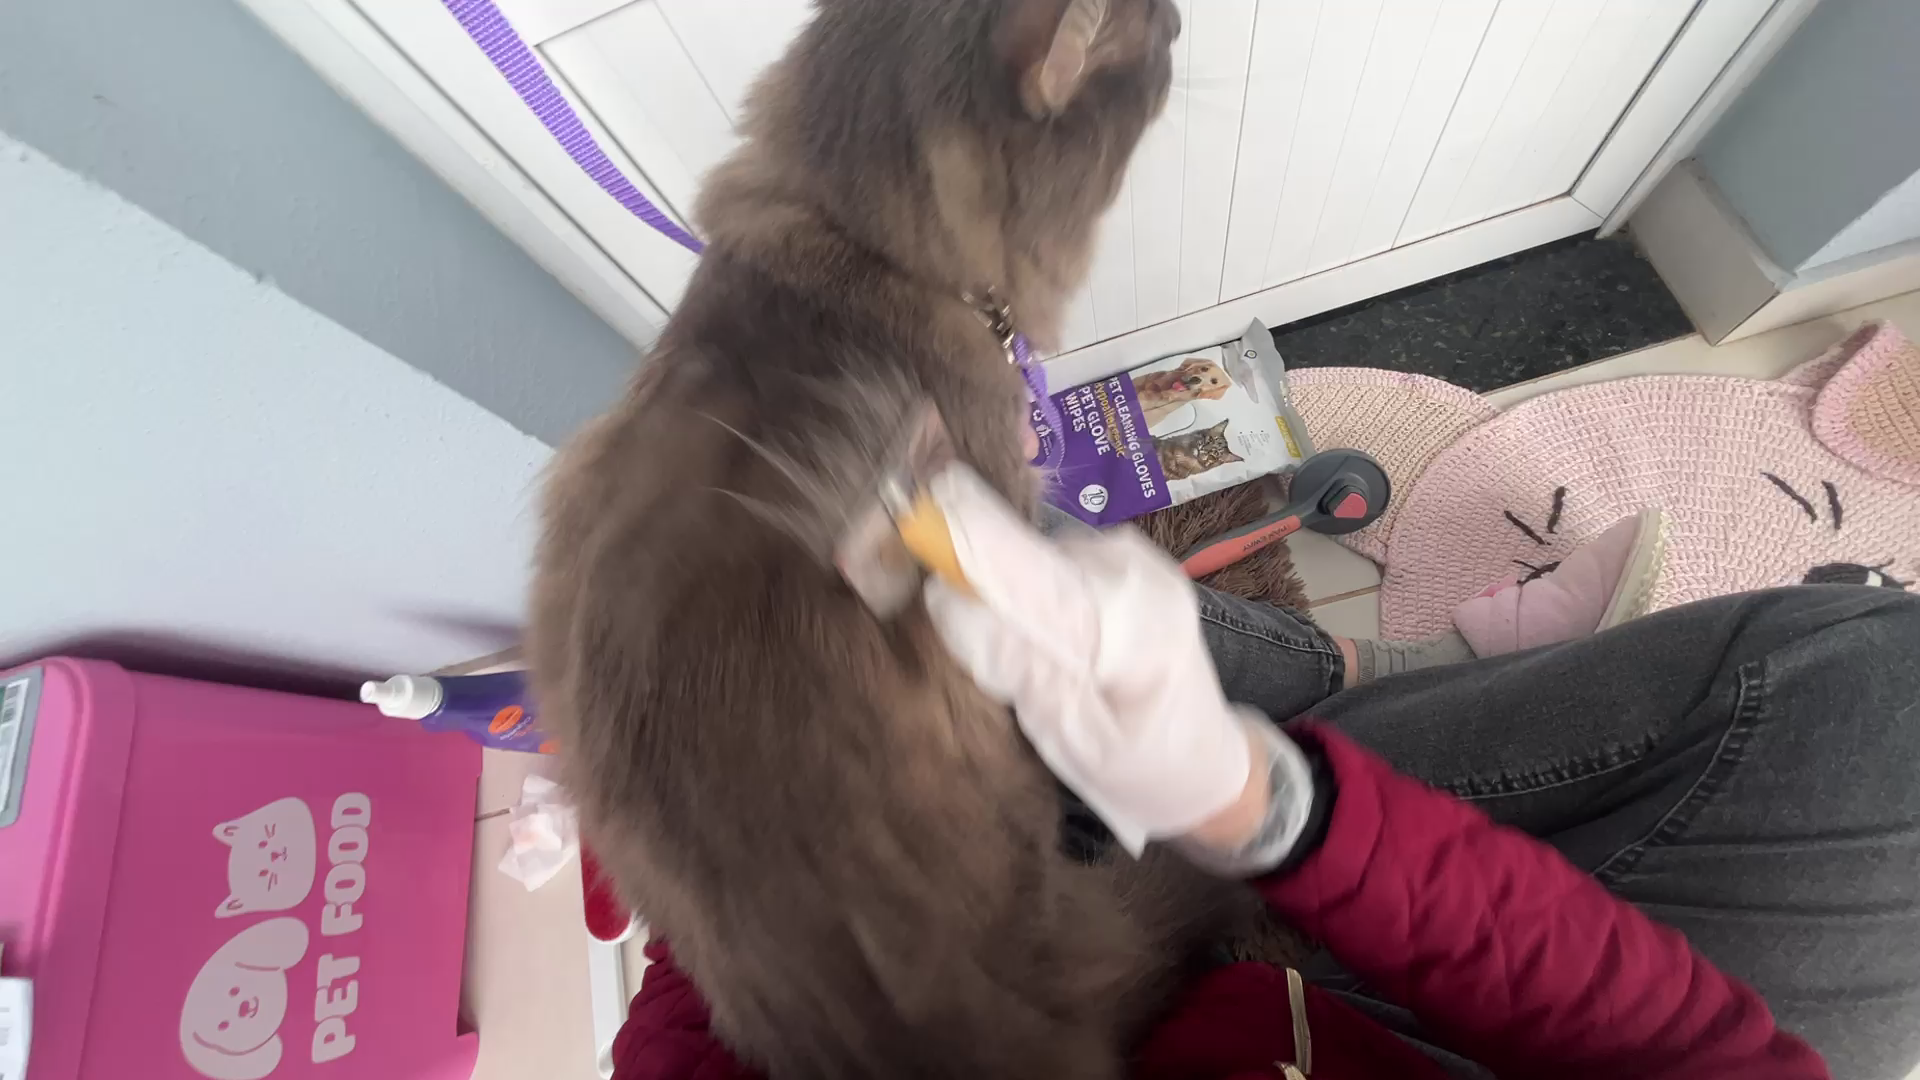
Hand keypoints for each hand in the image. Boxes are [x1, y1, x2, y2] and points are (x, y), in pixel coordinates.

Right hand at [920, 465, 1276, 855]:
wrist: (1204, 763)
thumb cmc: (1143, 766)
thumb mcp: (1076, 738)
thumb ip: (1018, 667)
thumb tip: (949, 600)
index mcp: (1134, 623)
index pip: (1033, 572)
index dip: (970, 545)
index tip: (913, 518)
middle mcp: (1136, 571)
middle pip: (1029, 558)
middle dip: (977, 580)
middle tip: (959, 632)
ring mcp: (1134, 558)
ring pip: (1036, 558)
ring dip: (1007, 593)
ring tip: (1024, 651)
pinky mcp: (1124, 559)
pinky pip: (1053, 563)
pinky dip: (1032, 591)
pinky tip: (1049, 633)